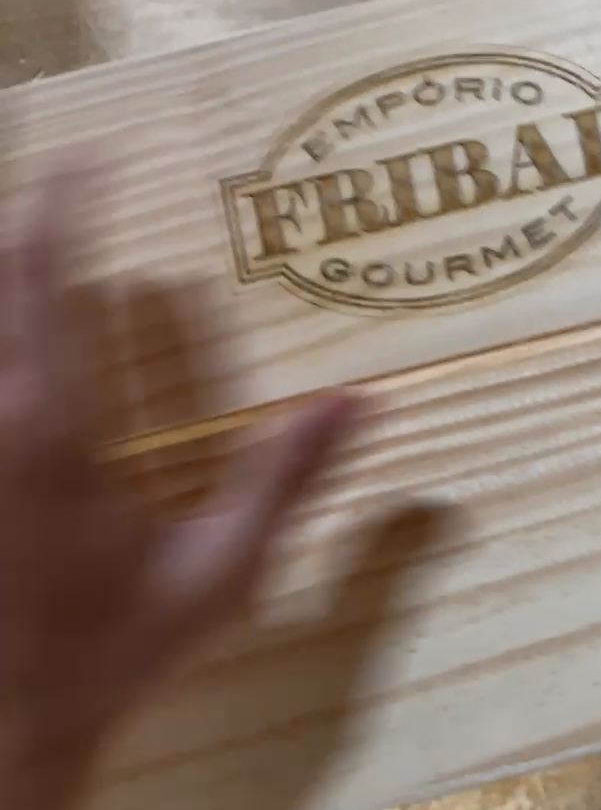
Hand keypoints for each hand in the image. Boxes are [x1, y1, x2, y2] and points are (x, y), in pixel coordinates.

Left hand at [0, 195, 359, 766]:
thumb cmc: (107, 650)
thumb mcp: (224, 566)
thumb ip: (285, 475)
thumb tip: (357, 398)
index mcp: (41, 430)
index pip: (37, 286)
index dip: (63, 211)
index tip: (92, 160)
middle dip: (11, 229)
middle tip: (54, 189)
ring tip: (30, 257)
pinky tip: (15, 347)